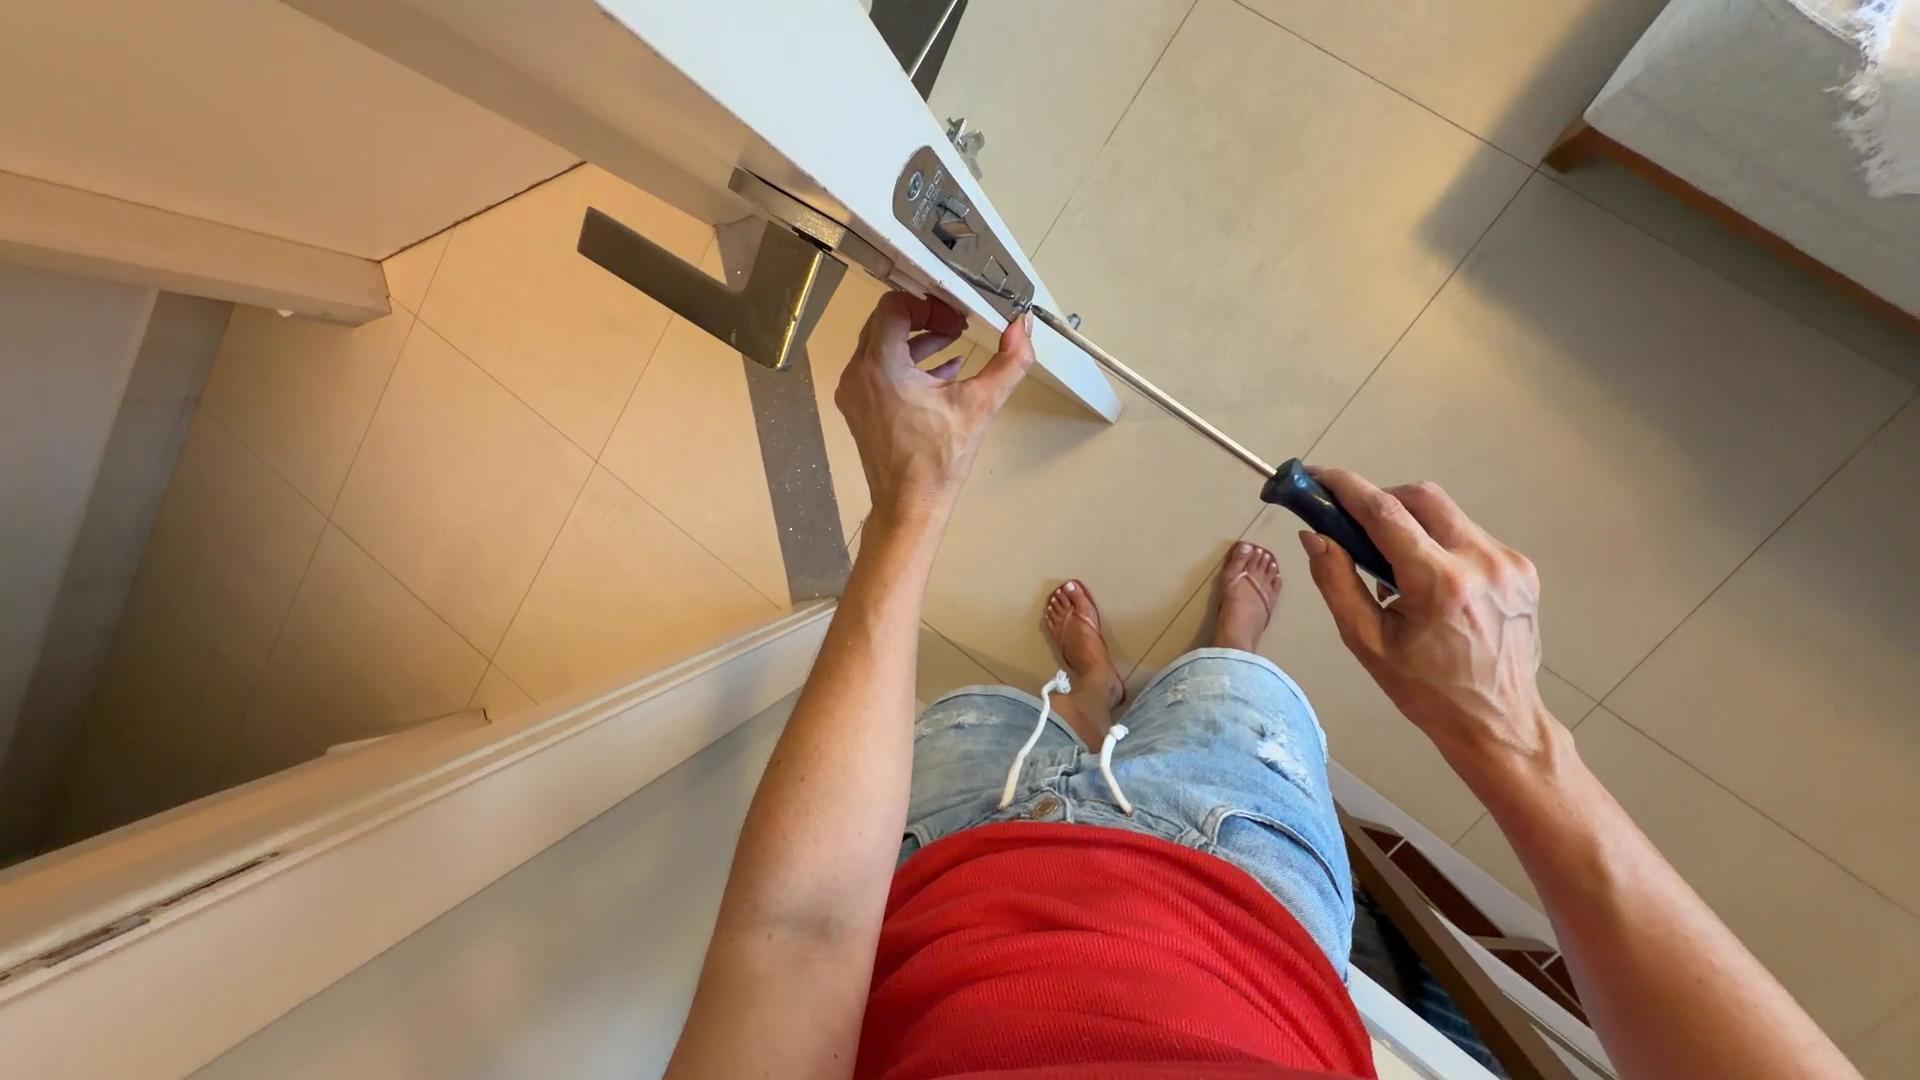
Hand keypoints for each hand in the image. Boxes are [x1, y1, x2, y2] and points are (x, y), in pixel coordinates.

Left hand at [835, 293, 1034, 525]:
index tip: (955, 316)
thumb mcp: (979, 405)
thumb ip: (1009, 362)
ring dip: (917, 340)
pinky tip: (942, 372)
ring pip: (881, 347)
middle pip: (885, 323)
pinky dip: (907, 364)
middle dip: (924, 319)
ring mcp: (854, 393)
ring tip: (953, 344)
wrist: (910, 505)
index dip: (928, 304)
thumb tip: (1022, 327)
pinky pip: (879, 371)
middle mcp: (858, 375)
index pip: (894, 306)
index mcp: (880, 367)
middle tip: (957, 325)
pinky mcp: (859, 409)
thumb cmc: (937, 462)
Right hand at [1298, 467, 1562, 767]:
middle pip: (1421, 496)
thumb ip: (1336, 581)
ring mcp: (1509, 562)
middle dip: (1380, 499)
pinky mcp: (1522, 569)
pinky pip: (1468, 534)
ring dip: (1409, 522)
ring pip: (1447, 513)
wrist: (1498, 722)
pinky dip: (1437, 541)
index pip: (1384, 511)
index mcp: (1439, 582)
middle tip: (1354, 526)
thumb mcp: (1365, 640)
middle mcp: (1481, 561)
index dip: (1345, 487)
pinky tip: (1427, 579)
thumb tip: (1314, 536)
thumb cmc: (1423, 688)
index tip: (1316, 477)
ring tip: (1392, 564)